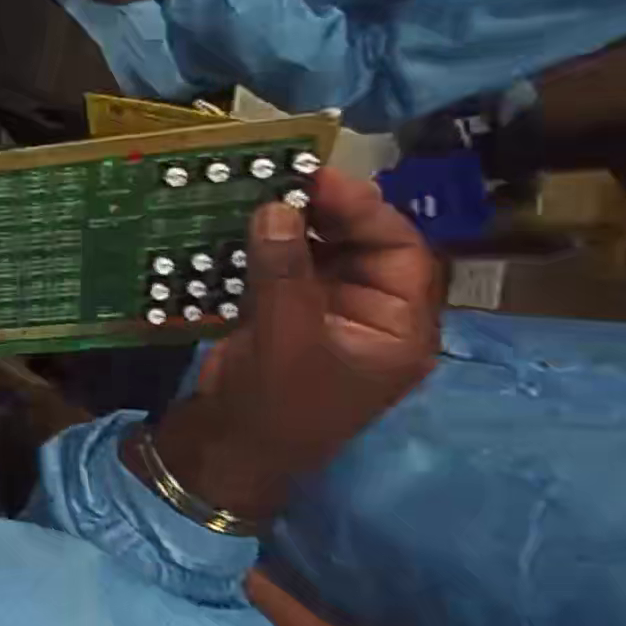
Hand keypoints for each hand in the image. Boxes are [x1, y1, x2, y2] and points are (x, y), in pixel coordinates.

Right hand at [146, 169, 441, 518]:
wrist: (227, 449)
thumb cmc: (274, 405)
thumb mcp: (285, 338)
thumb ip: (284, 272)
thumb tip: (276, 208)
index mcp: (395, 327)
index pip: (399, 252)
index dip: (363, 210)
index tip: (317, 177)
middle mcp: (364, 316)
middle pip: (357, 249)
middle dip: (323, 214)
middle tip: (282, 180)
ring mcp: (318, 316)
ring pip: (314, 257)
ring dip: (286, 229)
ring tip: (254, 197)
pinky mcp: (277, 319)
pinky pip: (276, 272)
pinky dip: (258, 251)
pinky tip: (235, 231)